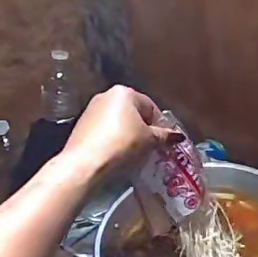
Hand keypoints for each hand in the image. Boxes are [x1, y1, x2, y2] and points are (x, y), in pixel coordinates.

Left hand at [58, 85, 174, 180]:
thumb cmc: (122, 145)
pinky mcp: (80, 126)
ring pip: (117, 123)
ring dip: (127, 136)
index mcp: (123, 92)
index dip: (160, 126)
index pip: (151, 107)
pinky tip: (115, 156)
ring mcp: (90, 110)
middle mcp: (105, 96)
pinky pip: (103, 132)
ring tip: (132, 155)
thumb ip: (165, 136)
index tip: (163, 142)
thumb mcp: (149, 141)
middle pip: (133, 113)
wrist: (85, 163)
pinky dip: (112, 141)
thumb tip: (177, 136)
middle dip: (142, 130)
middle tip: (150, 149)